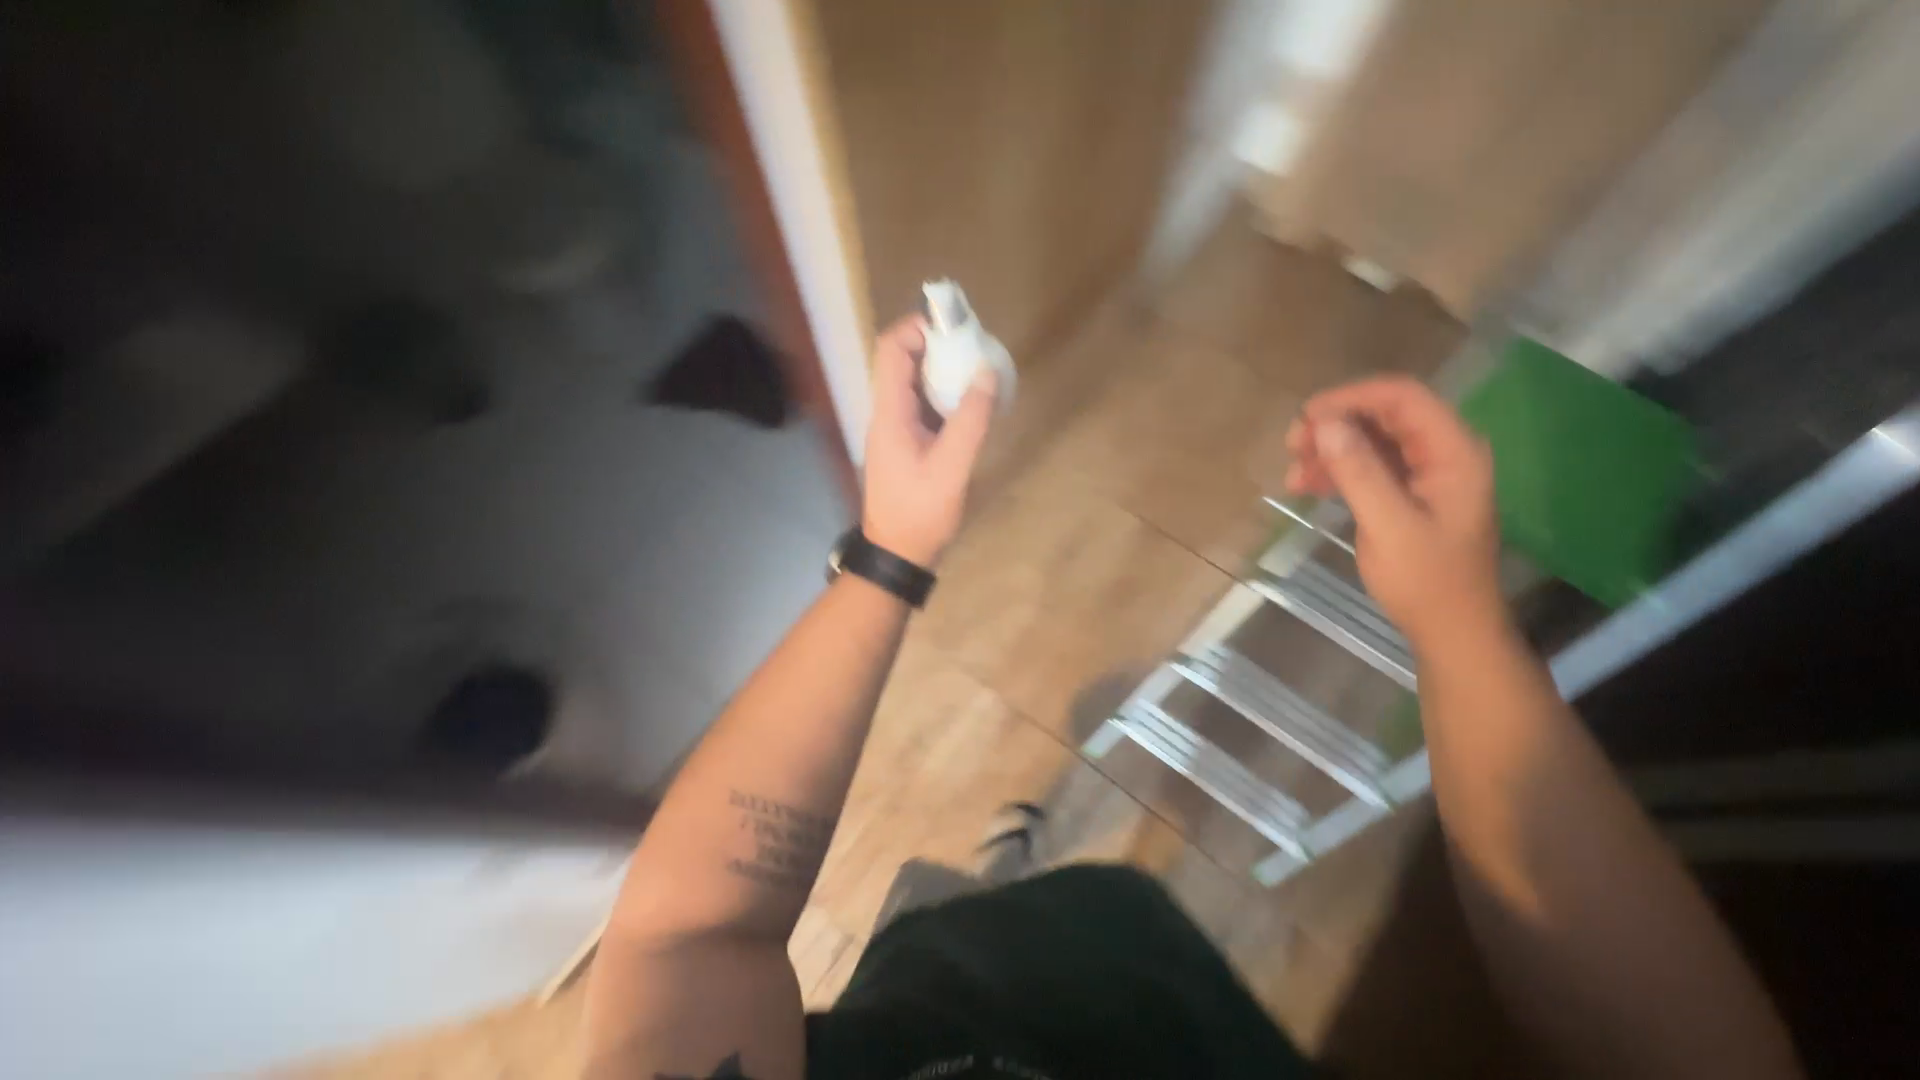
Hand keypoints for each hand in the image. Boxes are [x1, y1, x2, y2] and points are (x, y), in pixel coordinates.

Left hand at [861, 315, 998, 566]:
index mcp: (890, 413)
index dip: (918, 327)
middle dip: (938, 346)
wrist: (897, 554)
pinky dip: (946, 397)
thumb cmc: (920, 513)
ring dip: (944, 371)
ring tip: (979, 371)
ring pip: (915, 383)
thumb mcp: (951, 468)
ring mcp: (896, 429)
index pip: (891, 349)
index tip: (956, 326)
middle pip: (904, 361)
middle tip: (976, 347)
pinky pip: (924, 406)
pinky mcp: (907, 444)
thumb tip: (986, 373)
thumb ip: (970, 421)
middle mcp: (888, 414)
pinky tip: (972, 405)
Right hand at [1285, 376, 1503, 648]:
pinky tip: (1307, 485)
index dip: (1352, 398)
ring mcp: (1427, 474)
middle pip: (1385, 415)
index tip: (1307, 417)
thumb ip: (1360, 472)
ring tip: (1294, 471)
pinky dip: (1339, 470)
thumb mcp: (1389, 525)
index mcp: (1453, 452)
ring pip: (1372, 440)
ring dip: (1331, 448)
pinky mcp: (1410, 494)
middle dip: (1336, 424)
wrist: (1451, 630)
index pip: (1403, 397)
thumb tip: (1325, 424)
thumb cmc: (1426, 580)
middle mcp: (1444, 453)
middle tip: (1293, 445)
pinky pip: (1371, 466)